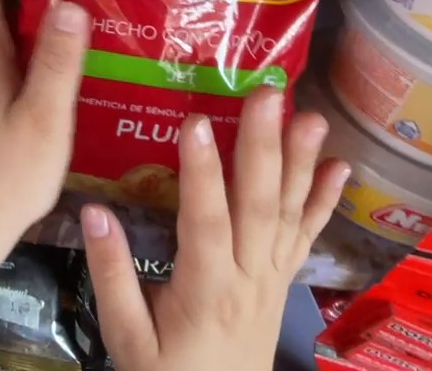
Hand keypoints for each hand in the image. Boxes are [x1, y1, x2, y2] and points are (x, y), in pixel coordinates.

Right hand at [81, 88, 348, 370]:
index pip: (206, 223)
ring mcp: (273, 278)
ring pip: (289, 213)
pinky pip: (306, 235)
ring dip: (300, 161)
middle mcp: (250, 278)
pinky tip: (339, 168)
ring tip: (309, 116)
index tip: (194, 121)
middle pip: (259, 206)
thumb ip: (111, 274)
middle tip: (267, 95)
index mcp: (207, 289)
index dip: (202, 173)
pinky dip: (323, 200)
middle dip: (263, 145)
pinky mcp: (282, 280)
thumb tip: (92, 210)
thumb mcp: (126, 336)